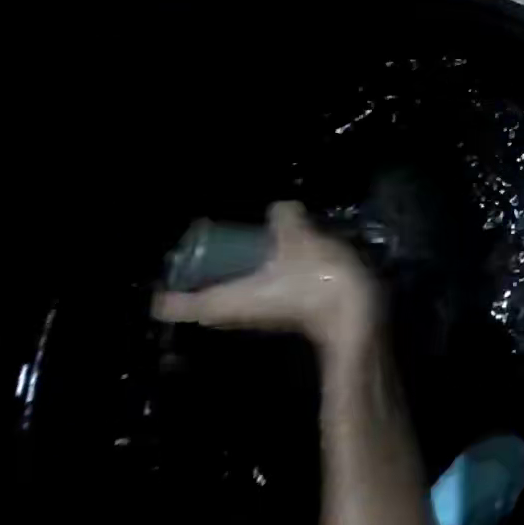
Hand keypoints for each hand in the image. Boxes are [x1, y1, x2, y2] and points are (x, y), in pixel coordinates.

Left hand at [153, 201, 380, 354]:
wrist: (355, 314)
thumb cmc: (314, 280)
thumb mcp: (299, 238)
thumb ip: (284, 219)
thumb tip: (279, 207)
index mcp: (221, 301)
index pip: (169, 304)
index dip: (169, 283)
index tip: (182, 259)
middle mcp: (232, 315)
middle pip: (204, 299)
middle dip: (210, 273)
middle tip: (222, 246)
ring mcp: (259, 317)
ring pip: (235, 295)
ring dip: (242, 273)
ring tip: (258, 245)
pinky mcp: (284, 314)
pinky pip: (261, 294)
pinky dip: (264, 277)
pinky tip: (289, 256)